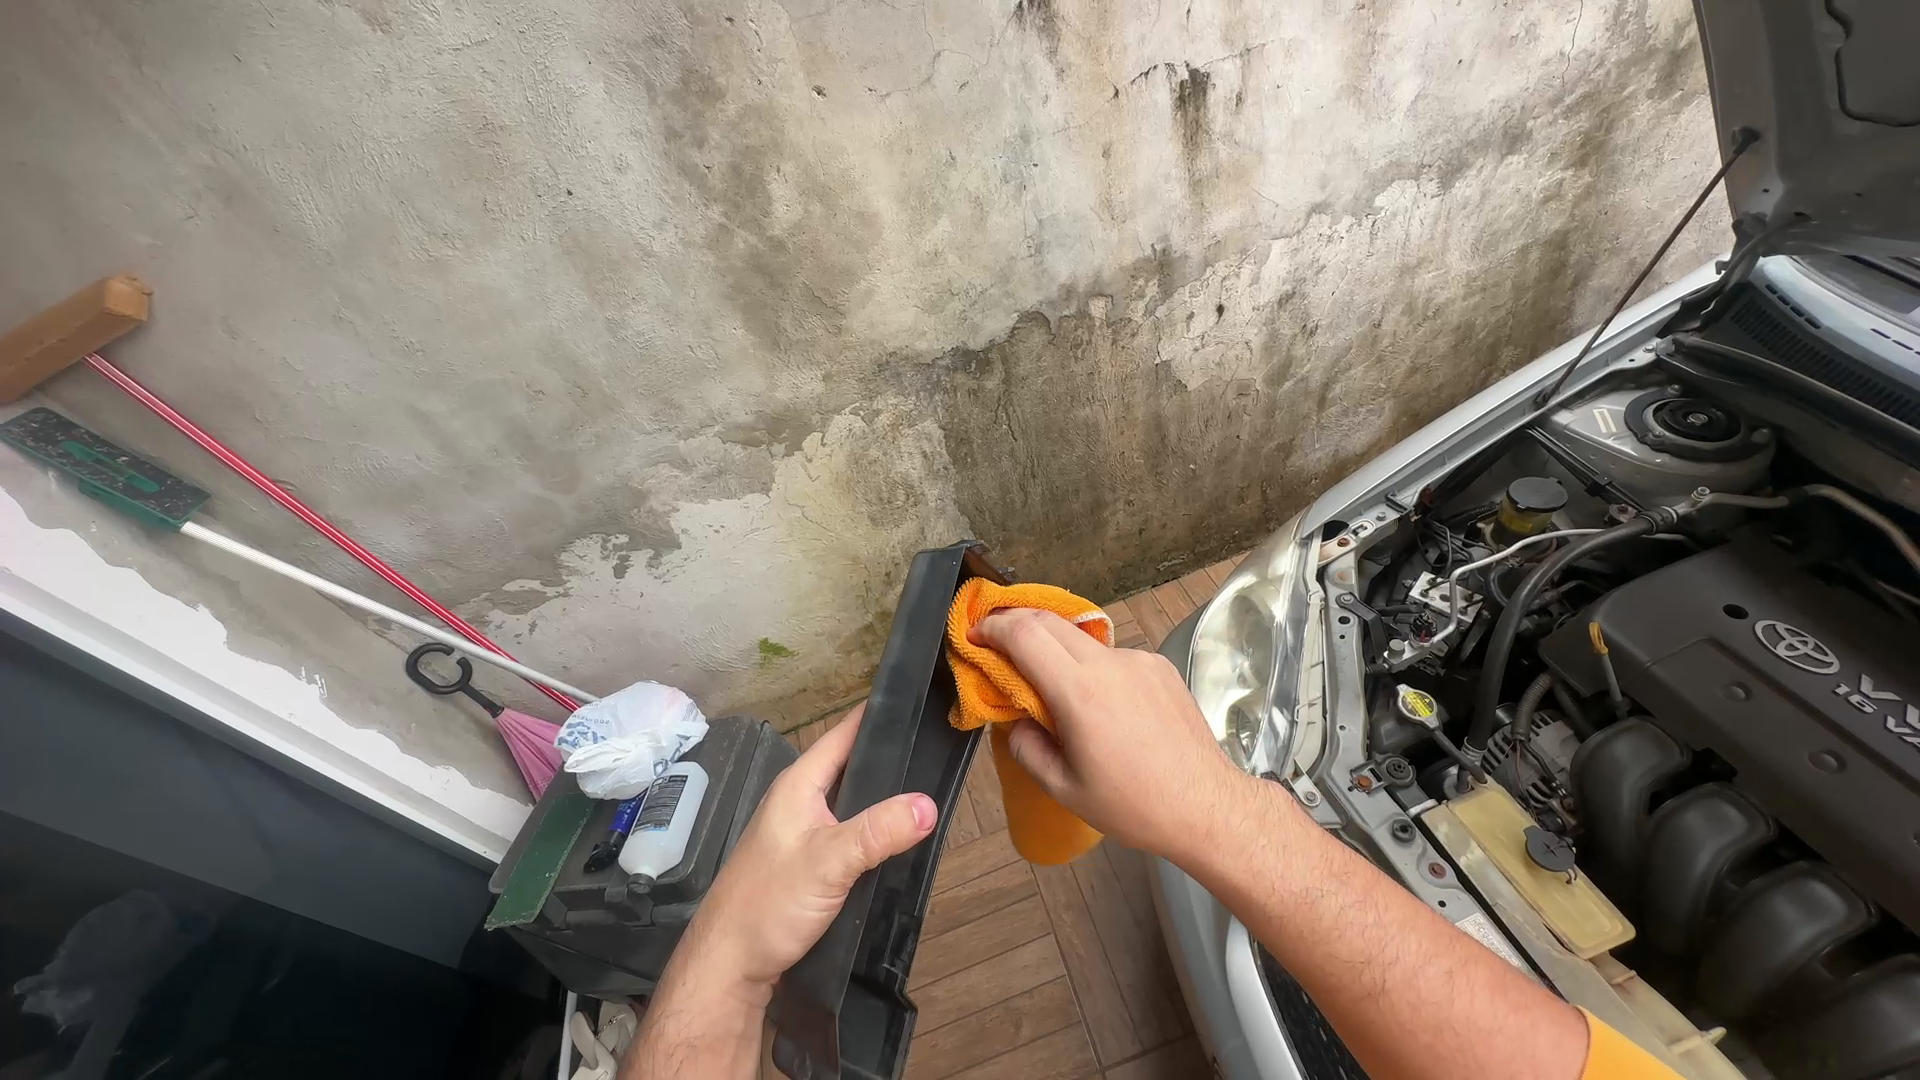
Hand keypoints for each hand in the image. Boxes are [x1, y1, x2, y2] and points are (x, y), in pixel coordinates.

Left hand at [681, 703, 937, 991]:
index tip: (919, 702)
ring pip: (850, 801)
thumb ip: (879, 831)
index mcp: (798, 784)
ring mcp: (800, 831)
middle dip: (889, 758)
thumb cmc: (769, 903)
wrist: (728, 967)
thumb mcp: (829, 862)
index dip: (878, 715)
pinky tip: (896, 837)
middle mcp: (798, 799)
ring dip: (882, 797)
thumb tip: (929, 803)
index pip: (843, 733)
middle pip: (850, 766)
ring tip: (927, 789)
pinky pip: (847, 829)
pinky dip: (872, 827)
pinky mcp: (806, 861)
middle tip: (936, 749)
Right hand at [970, 609, 1260, 861]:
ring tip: (1050, 682)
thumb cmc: (1133, 806)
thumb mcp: (1063, 788)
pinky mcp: (1159, 664)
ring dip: (1054, 647)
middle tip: (995, 641)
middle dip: (1015, 623)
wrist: (1207, 807)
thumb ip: (1026, 746)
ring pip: (1081, 638)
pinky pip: (1112, 654)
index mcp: (1079, 692)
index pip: (1025, 634)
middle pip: (1049, 621)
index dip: (993, 628)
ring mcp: (1139, 659)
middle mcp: (1109, 663)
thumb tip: (1016, 719)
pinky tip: (1099, 700)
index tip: (975, 635)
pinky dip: (1091, 665)